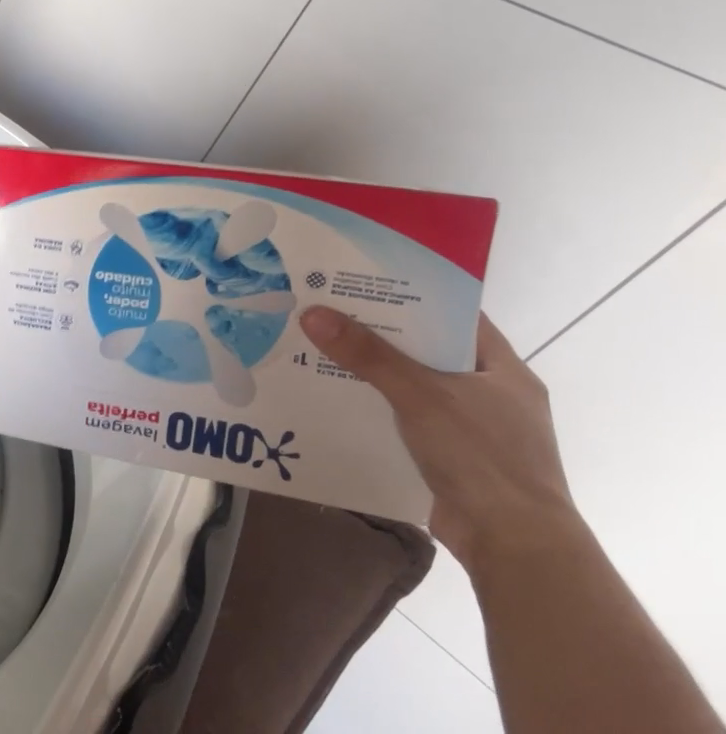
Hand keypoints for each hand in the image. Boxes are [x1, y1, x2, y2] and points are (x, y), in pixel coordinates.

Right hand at [298, 307, 579, 568]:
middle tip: (326, 312)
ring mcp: (471, 429)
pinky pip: (403, 420)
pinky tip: (333, 401)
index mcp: (504, 371)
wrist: (511, 542)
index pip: (457, 317)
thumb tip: (312, 313)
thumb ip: (368, 355)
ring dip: (371, 374)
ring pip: (412, 387)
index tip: (363, 281)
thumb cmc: (482, 457)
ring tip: (317, 351)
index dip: (413, 296)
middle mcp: (491, 395)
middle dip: (379, 334)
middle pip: (428, 351)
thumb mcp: (422, 396)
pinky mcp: (449, 458)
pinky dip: (373, 409)